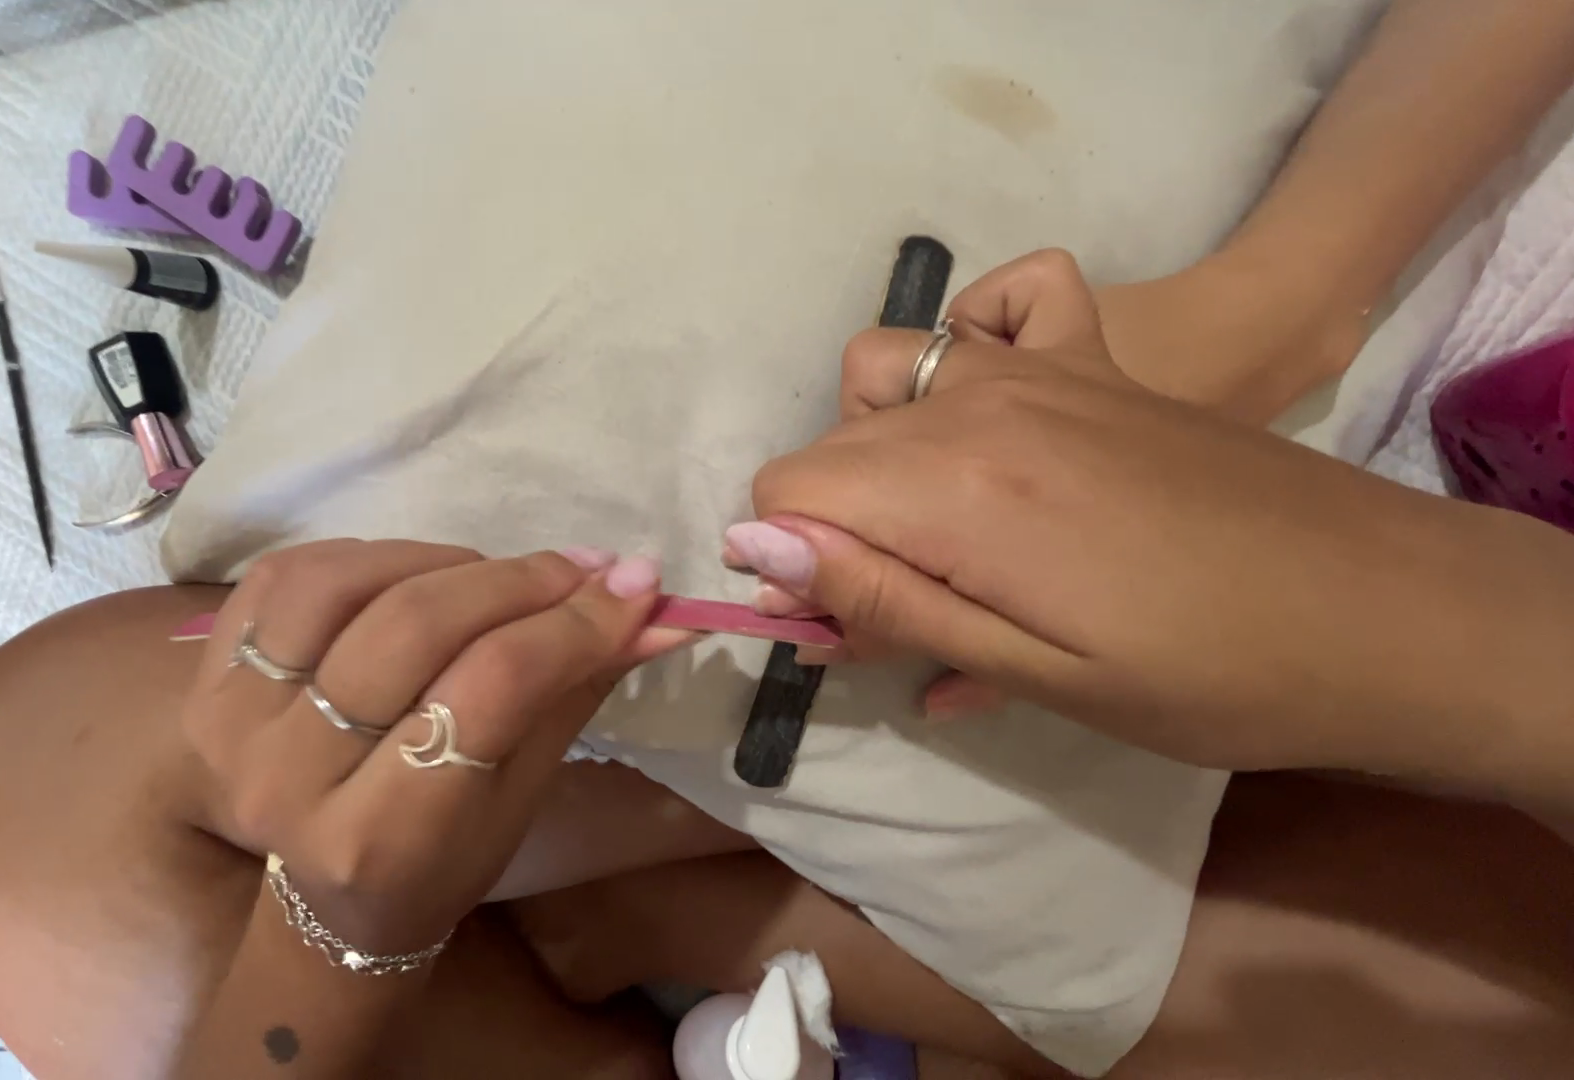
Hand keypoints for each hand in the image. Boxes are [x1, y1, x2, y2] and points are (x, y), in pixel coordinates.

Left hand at [181, 540, 677, 953]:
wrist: (334, 892)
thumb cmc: (447, 857)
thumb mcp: (524, 791)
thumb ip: (581, 687)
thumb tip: (659, 610)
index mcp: (384, 833)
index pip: (492, 687)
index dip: (573, 622)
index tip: (636, 584)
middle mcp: (288, 779)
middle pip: (414, 625)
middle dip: (516, 580)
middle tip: (579, 566)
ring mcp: (230, 723)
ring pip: (340, 583)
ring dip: (437, 559)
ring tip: (490, 575)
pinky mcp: (206, 679)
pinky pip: (286, 576)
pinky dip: (362, 555)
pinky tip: (413, 573)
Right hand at [734, 250, 1573, 793]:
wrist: (1396, 610)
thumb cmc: (1205, 672)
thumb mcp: (1027, 668)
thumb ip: (879, 598)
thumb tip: (758, 552)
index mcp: (950, 486)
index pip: (782, 490)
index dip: (788, 563)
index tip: (840, 622)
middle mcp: (972, 402)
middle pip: (825, 449)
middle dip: (829, 532)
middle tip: (898, 609)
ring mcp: (1033, 366)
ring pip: (877, 383)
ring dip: (874, 458)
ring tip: (930, 523)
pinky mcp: (1085, 358)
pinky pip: (988, 311)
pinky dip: (959, 353)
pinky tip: (988, 416)